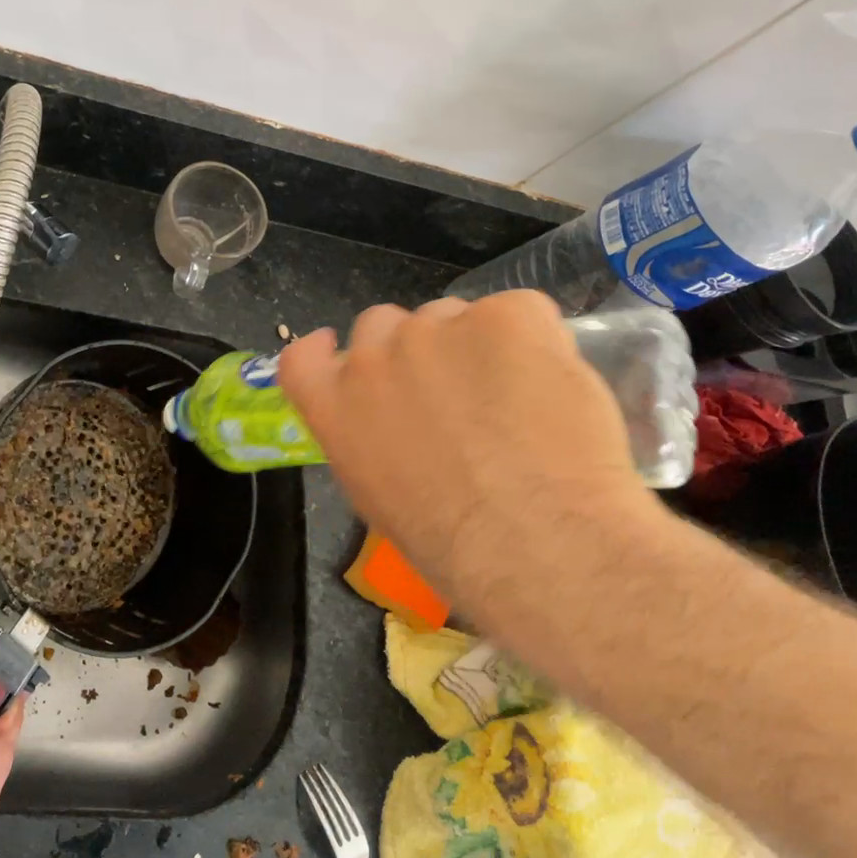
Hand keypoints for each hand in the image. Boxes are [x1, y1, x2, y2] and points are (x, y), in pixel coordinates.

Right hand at [276, 292, 651, 601]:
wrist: (535, 541)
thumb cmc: (451, 544)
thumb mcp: (376, 496)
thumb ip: (366, 437)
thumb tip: (393, 423)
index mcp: (334, 404)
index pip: (303, 356)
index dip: (324, 348)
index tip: (339, 349)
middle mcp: (373, 356)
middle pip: (385, 325)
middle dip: (413, 350)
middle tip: (455, 394)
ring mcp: (437, 328)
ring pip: (454, 317)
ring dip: (475, 345)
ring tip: (518, 401)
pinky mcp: (505, 316)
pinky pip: (519, 313)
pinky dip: (536, 343)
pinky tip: (553, 388)